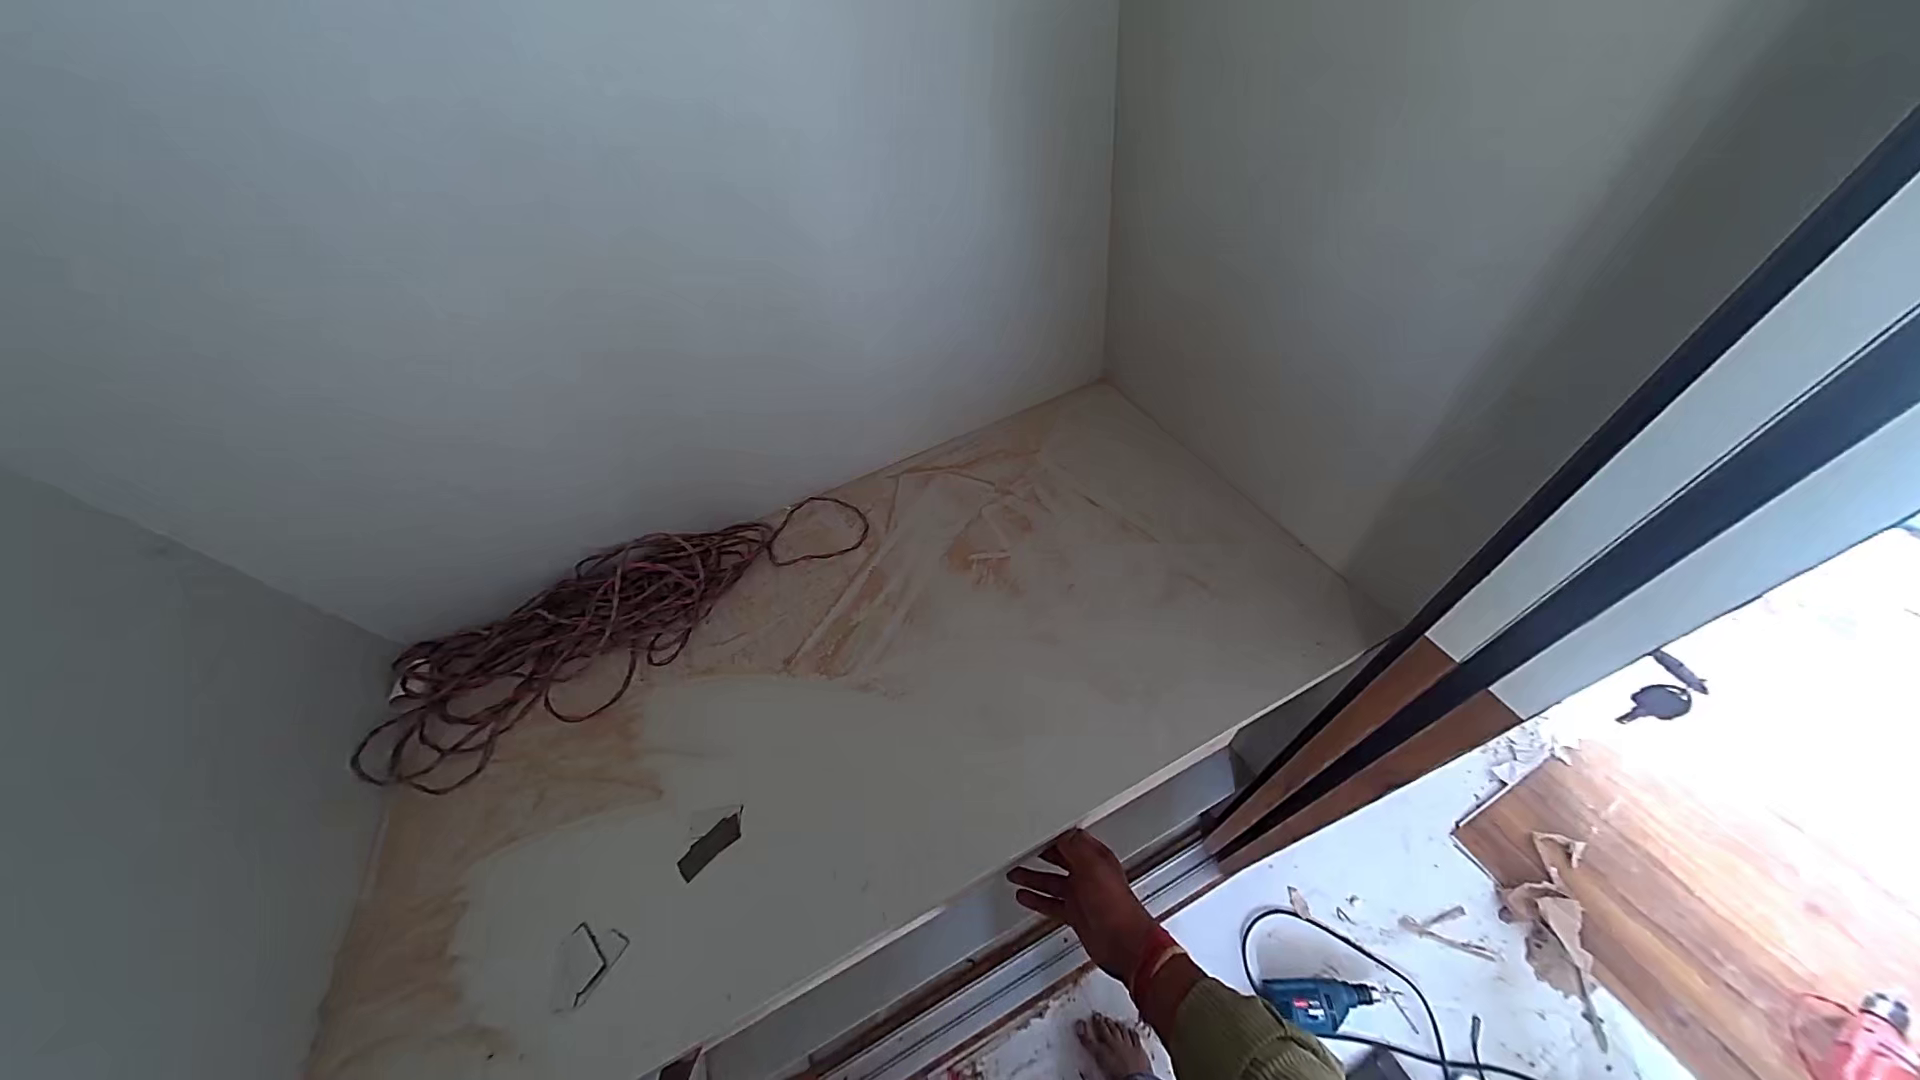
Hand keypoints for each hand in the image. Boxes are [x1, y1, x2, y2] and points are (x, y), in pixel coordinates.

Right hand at [1007, 828, 1159, 979]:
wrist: (1125, 945)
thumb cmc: (1117, 907)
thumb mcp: (1093, 867)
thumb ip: (1075, 847)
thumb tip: (1062, 832)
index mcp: (1096, 858)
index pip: (1071, 839)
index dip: (1053, 834)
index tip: (1035, 832)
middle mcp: (1089, 874)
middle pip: (1059, 858)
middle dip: (1039, 854)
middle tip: (1021, 849)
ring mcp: (1082, 895)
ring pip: (1051, 881)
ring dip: (1033, 877)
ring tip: (1015, 873)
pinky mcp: (1076, 915)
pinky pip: (1051, 903)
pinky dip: (1037, 899)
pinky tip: (1025, 896)